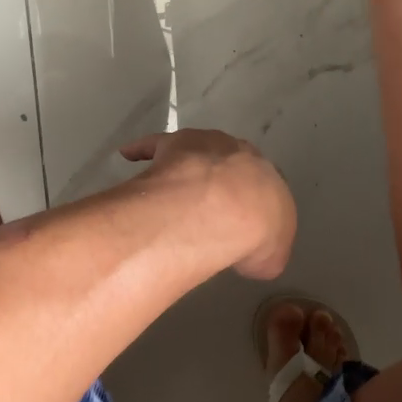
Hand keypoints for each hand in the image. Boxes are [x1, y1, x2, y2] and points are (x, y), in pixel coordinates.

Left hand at [119, 129, 294, 278]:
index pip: (261, 189)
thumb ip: (259, 254)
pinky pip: (156, 143)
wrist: (225, 206)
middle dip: (220, 181)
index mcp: (271, 183)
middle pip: (231, 164)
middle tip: (206, 204)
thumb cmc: (253, 236)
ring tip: (173, 183)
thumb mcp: (268, 259)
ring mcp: (207, 144)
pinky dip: (144, 149)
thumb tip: (246, 257)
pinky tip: (130, 154)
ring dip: (189, 164)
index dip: (247, 205)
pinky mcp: (175, 142)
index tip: (235, 221)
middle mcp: (243, 155)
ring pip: (197, 150)